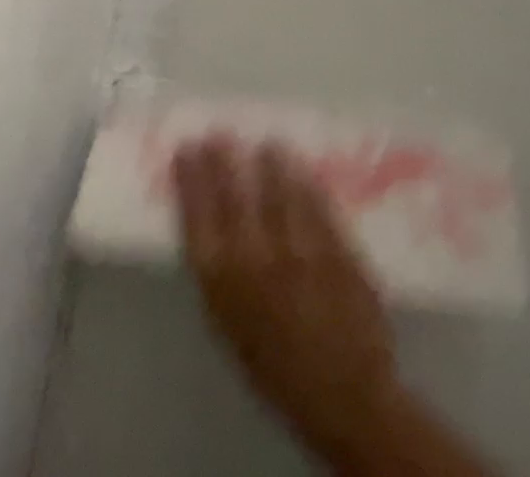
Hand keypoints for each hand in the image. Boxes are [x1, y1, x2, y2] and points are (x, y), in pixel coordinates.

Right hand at [173, 136, 402, 458]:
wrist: (341, 395)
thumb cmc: (269, 364)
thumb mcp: (223, 319)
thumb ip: (216, 271)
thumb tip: (210, 229)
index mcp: (218, 276)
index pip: (196, 212)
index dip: (190, 177)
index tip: (187, 148)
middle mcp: (254, 257)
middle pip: (234, 195)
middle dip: (225, 160)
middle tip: (221, 133)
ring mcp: (299, 253)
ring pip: (281, 196)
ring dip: (272, 166)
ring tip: (268, 144)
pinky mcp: (339, 255)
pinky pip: (321, 212)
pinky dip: (310, 189)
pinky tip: (304, 173)